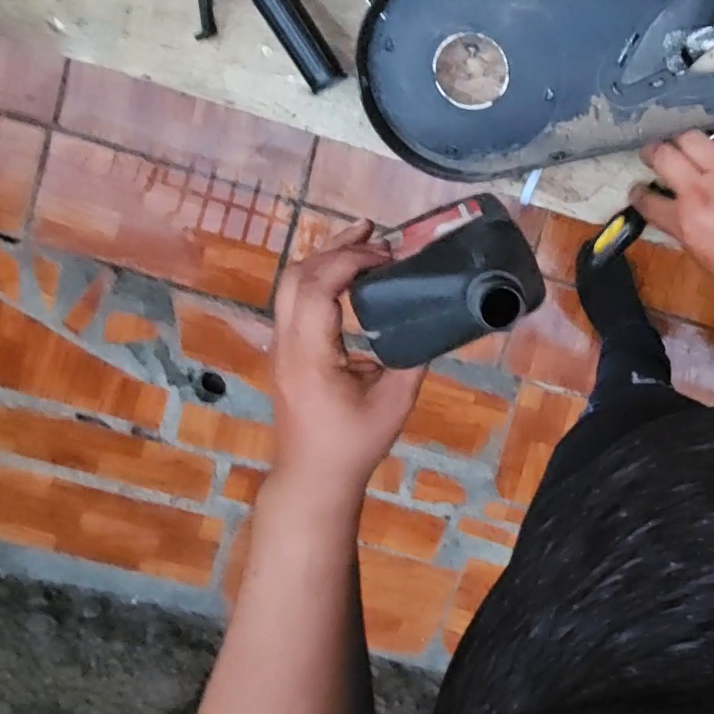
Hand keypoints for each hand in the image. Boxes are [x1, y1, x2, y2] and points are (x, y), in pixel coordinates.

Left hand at [269, 221, 423, 497]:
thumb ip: (413, 355)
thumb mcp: (395, 400)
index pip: (318, 288)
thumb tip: (433, 318)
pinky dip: (321, 276)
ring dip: (325, 257)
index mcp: (310, 355)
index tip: (387, 255)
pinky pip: (295, 299)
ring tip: (363, 239)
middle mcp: (287, 343)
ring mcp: (280, 346)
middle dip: (336, 248)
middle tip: (377, 236)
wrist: (313, 476)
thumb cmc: (355, 442)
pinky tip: (349, 274)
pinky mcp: (286, 350)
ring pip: (290, 284)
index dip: (349, 260)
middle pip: (296, 276)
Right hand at [631, 128, 713, 300]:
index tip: (638, 192)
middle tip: (654, 154)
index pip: (647, 200)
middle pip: (664, 155)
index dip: (637, 194)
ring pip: (693, 137)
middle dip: (652, 152)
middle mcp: (701, 190)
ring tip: (686, 145)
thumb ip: (684, 231)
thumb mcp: (703, 258)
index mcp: (685, 220)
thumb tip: (674, 216)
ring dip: (684, 140)